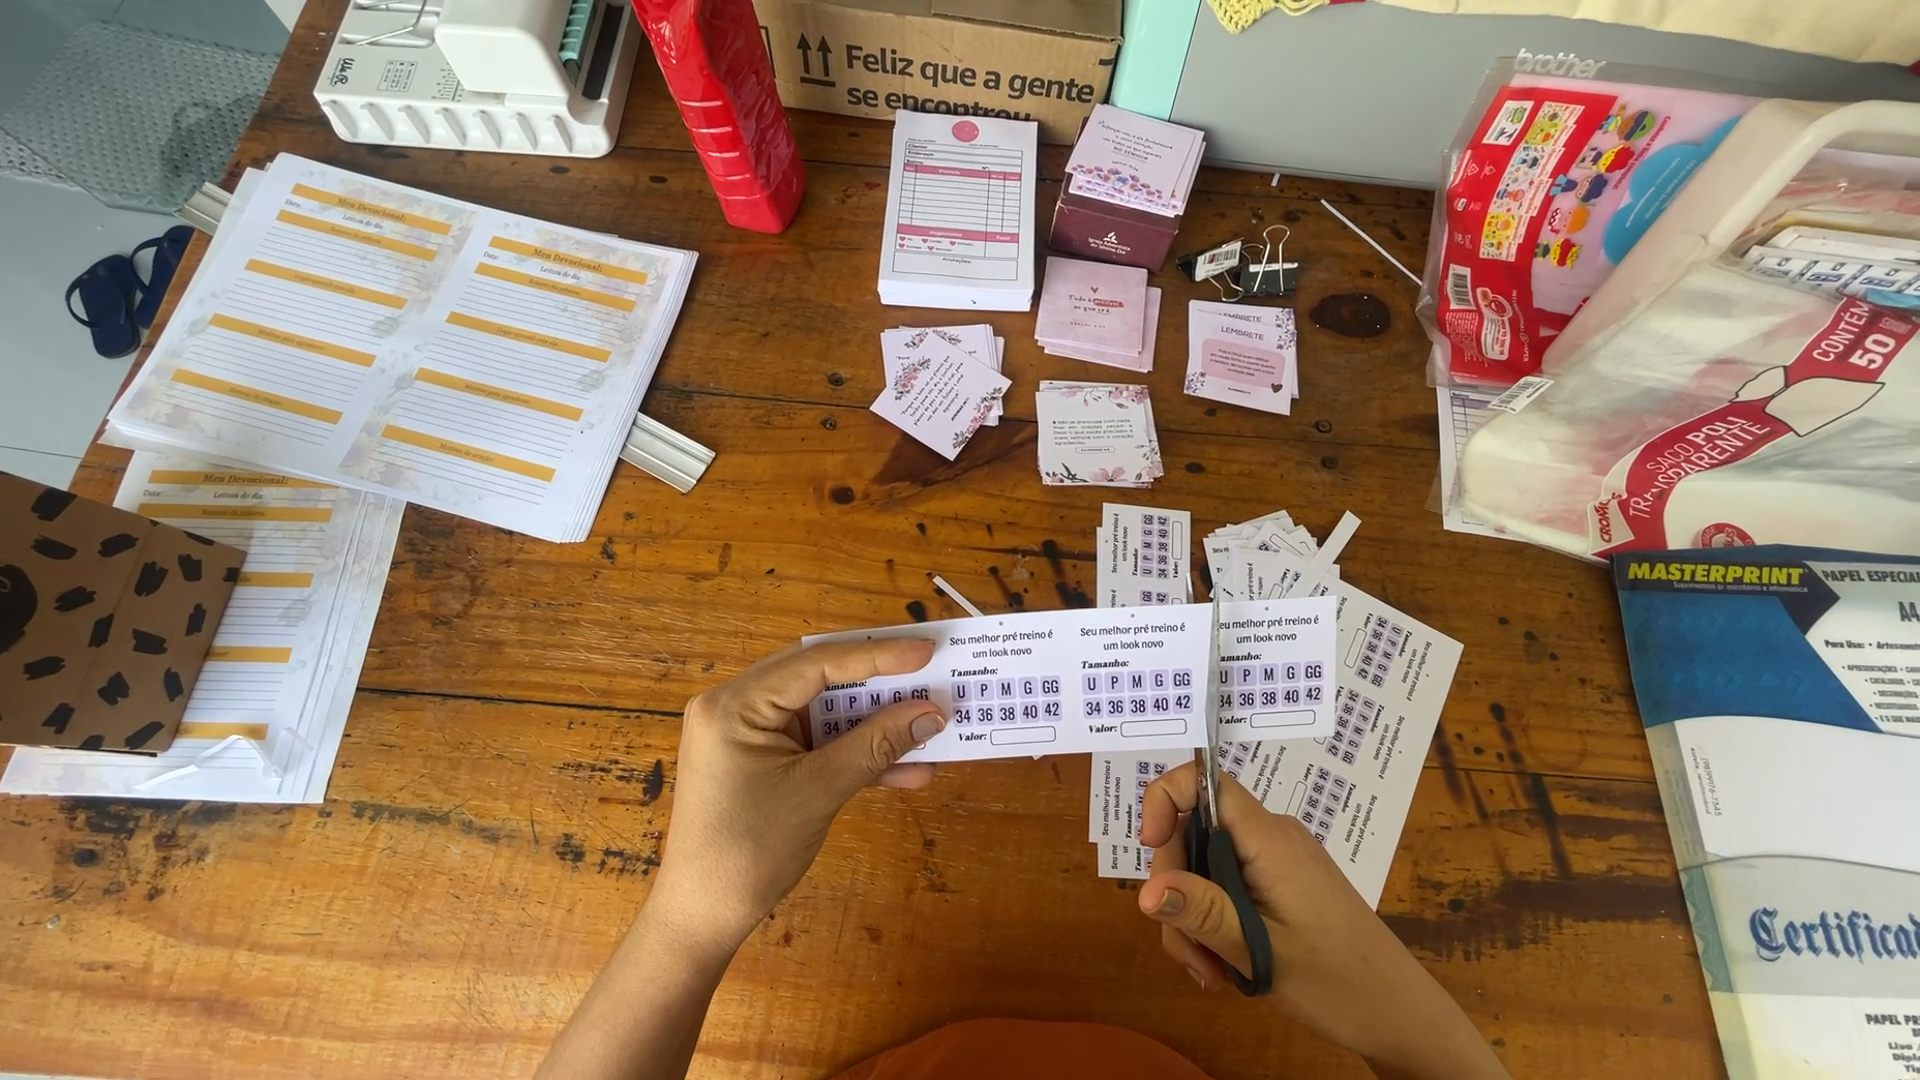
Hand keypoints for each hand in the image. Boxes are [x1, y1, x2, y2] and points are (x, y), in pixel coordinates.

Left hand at [646, 639, 945, 957]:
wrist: (703, 919)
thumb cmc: (750, 850)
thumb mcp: (819, 791)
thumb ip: (876, 745)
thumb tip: (932, 714)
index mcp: (736, 703)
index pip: (817, 662)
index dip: (877, 655)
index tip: (927, 650)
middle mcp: (739, 706)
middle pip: (821, 678)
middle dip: (880, 681)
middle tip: (929, 671)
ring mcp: (752, 733)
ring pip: (826, 712)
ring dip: (875, 723)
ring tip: (928, 722)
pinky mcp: (766, 760)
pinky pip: (819, 743)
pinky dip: (857, 753)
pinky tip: (906, 769)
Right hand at [1137, 764, 1507, 1079]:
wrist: (1403, 1018)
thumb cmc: (1338, 983)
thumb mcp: (1260, 952)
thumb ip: (1202, 914)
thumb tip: (1144, 891)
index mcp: (1267, 838)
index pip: (1203, 780)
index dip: (1165, 800)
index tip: (1150, 849)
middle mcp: (1268, 836)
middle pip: (1193, 833)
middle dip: (1177, 888)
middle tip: (1191, 953)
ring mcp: (1274, 860)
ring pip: (1205, 866)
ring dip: (1195, 918)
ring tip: (1213, 973)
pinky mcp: (1279, 882)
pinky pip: (1227, 884)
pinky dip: (1215, 920)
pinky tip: (1224, 965)